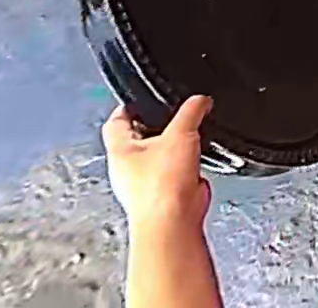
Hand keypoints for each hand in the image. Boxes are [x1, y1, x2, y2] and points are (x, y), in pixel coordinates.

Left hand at [103, 96, 213, 233]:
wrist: (174, 220)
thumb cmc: (162, 185)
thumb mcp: (181, 132)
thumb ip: (192, 110)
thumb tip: (202, 100)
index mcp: (121, 152)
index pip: (116, 122)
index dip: (128, 107)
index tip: (139, 97)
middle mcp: (128, 168)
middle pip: (138, 137)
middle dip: (157, 123)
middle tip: (174, 110)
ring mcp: (145, 181)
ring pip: (158, 153)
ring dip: (174, 142)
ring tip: (191, 131)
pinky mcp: (165, 190)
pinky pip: (175, 167)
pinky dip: (186, 159)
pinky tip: (197, 154)